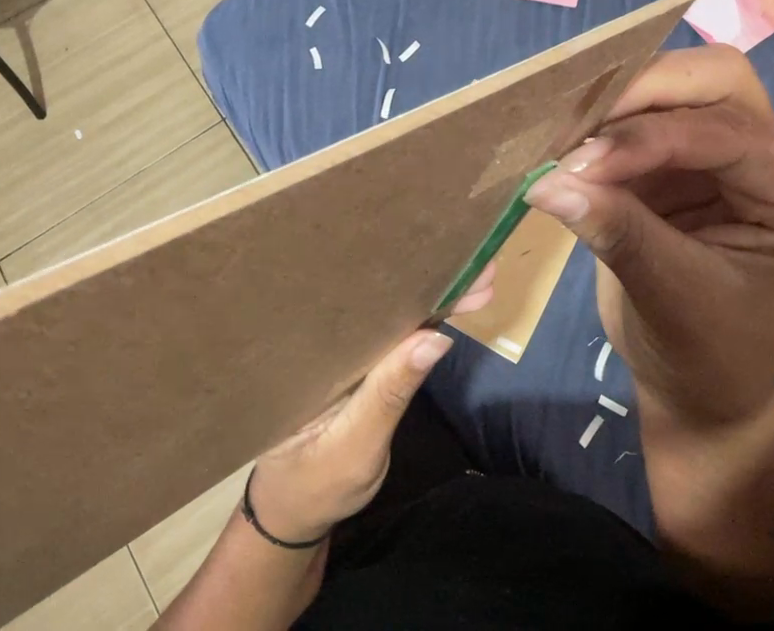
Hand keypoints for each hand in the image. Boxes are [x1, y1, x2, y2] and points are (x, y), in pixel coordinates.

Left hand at [245, 265, 494, 542]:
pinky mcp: (360, 363)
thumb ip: (389, 393)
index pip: (358, 303)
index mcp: (310, 350)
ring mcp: (343, 350)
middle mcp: (324, 340)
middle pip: (376, 299)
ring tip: (480, 274)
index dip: (406, 281)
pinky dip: (427, 322)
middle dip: (426, 276)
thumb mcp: (354, 447)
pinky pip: (393, 335)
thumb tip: (435, 337)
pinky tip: (458, 303)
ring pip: (388, 313)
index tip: (448, 261)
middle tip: (478, 261)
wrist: (293, 512)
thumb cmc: (313, 483)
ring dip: (433, 295)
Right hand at [525, 46, 773, 426]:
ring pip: (681, 88)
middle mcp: (773, 163)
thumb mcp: (668, 297)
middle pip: (718, 81)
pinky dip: (604, 127)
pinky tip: (568, 146)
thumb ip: (617, 230)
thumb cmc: (705, 354)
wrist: (697, 388)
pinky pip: (644, 120)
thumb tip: (546, 182)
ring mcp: (726, 158)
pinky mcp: (682, 165)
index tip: (581, 161)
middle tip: (580, 123)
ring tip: (566, 136)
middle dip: (646, 91)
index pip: (729, 134)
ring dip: (621, 104)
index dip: (651, 138)